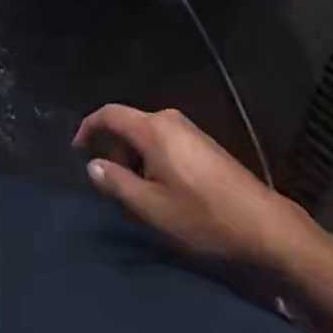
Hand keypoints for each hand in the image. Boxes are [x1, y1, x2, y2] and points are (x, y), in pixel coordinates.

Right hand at [74, 105, 314, 268]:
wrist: (256, 218)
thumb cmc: (199, 214)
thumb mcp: (150, 207)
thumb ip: (117, 183)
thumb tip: (93, 165)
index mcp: (154, 129)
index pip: (111, 113)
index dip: (89, 127)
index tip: (76, 149)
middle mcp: (170, 119)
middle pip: (129, 124)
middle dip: (113, 150)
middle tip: (110, 187)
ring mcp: (188, 127)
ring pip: (146, 135)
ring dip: (133, 158)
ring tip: (136, 195)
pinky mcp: (200, 140)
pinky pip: (163, 140)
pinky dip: (151, 158)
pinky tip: (159, 189)